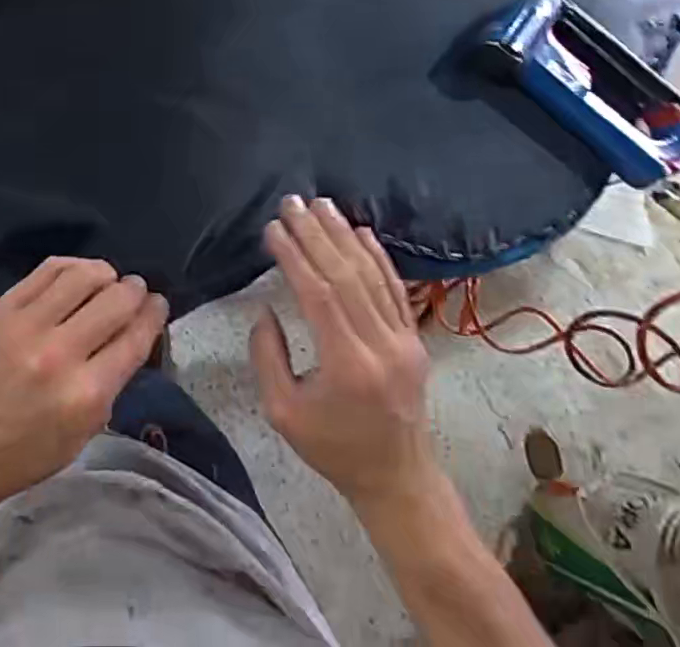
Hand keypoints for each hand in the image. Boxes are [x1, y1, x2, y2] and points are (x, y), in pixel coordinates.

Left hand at [0, 257, 167, 516]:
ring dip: (105, 273)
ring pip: (82, 276)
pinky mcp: (3, 309)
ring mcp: (27, 326)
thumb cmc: (28, 451)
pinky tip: (80, 273)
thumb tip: (134, 332)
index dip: (154, 314)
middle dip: (135, 291)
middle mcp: (60, 354)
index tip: (159, 304)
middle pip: (115, 301)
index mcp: (86, 394)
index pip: (134, 338)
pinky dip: (73, 266)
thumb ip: (113, 380)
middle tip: (137, 290)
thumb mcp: (86, 430)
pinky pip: (47, 270)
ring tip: (110, 279)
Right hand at [250, 195, 436, 503]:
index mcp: (347, 366)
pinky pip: (395, 289)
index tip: (273, 228)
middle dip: (316, 235)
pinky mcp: (414, 339)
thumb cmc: (332, 448)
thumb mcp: (282, 412)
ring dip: (344, 236)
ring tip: (321, 205)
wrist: (396, 476)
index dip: (294, 257)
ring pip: (372, 276)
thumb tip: (265, 309)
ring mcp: (404, 341)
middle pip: (346, 277)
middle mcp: (381, 346)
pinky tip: (360, 232)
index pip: (319, 296)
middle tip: (292, 202)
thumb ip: (267, 357)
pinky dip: (377, 256)